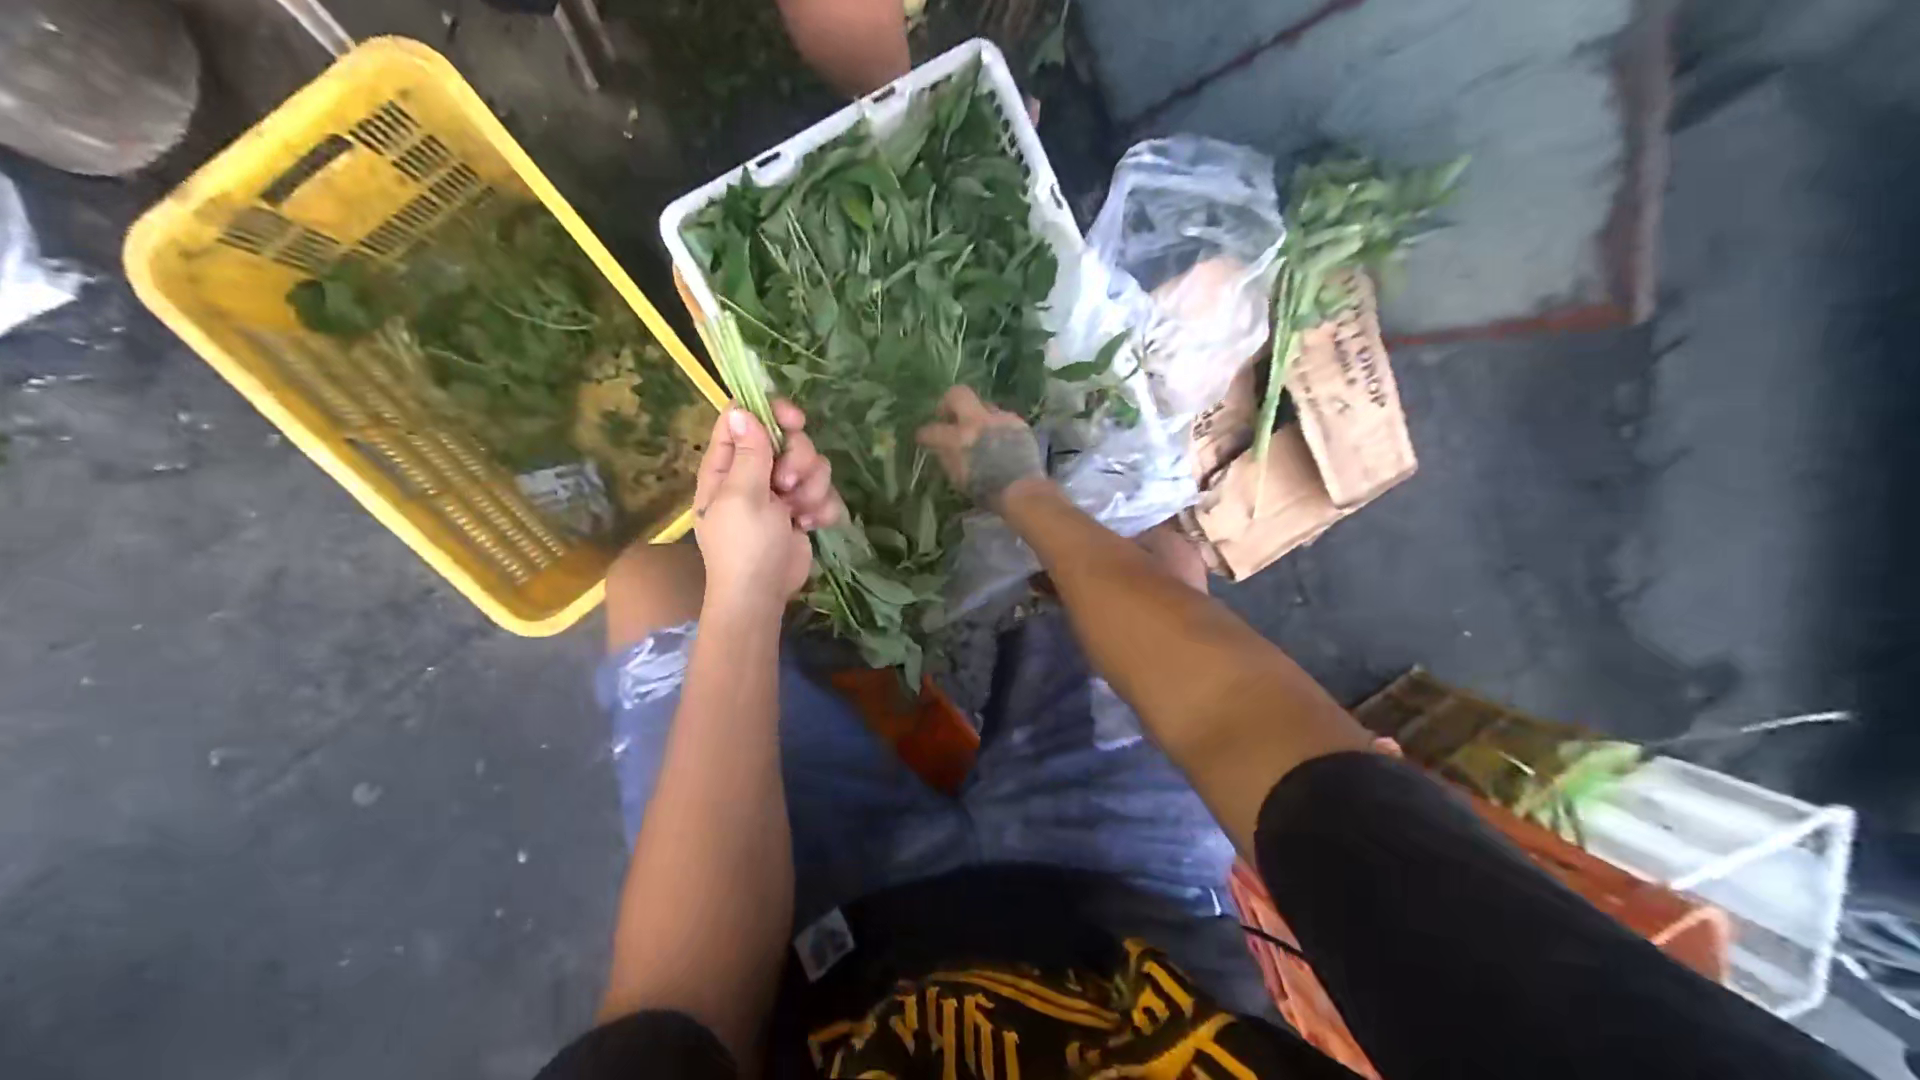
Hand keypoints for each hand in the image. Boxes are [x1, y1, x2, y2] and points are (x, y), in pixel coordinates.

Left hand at [693, 401, 843, 616]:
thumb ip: (748, 452)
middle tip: (787, 484)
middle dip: (798, 459)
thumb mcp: (742, 495)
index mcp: (727, 464)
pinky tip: (810, 525)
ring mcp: (779, 491)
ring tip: (799, 513)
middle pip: (787, 438)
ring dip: (812, 487)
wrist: (762, 594)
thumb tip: (740, 410)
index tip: (794, 421)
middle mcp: (753, 472)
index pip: (744, 417)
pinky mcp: (802, 509)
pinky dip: (822, 508)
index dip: (770, 411)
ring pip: (812, 464)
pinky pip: (824, 492)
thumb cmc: (743, 546)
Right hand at [915, 386, 1044, 510]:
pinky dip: (996, 426)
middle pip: (957, 394)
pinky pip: (1002, 418)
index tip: (923, 437)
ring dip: (977, 416)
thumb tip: (941, 447)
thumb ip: (947, 457)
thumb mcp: (958, 477)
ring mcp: (999, 419)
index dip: (924, 434)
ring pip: (983, 405)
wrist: (1022, 490)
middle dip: (948, 402)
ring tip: (978, 432)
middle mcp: (977, 422)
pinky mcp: (1018, 423)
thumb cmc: (986, 491)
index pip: (932, 430)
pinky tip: (999, 439)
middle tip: (947, 415)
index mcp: (958, 439)